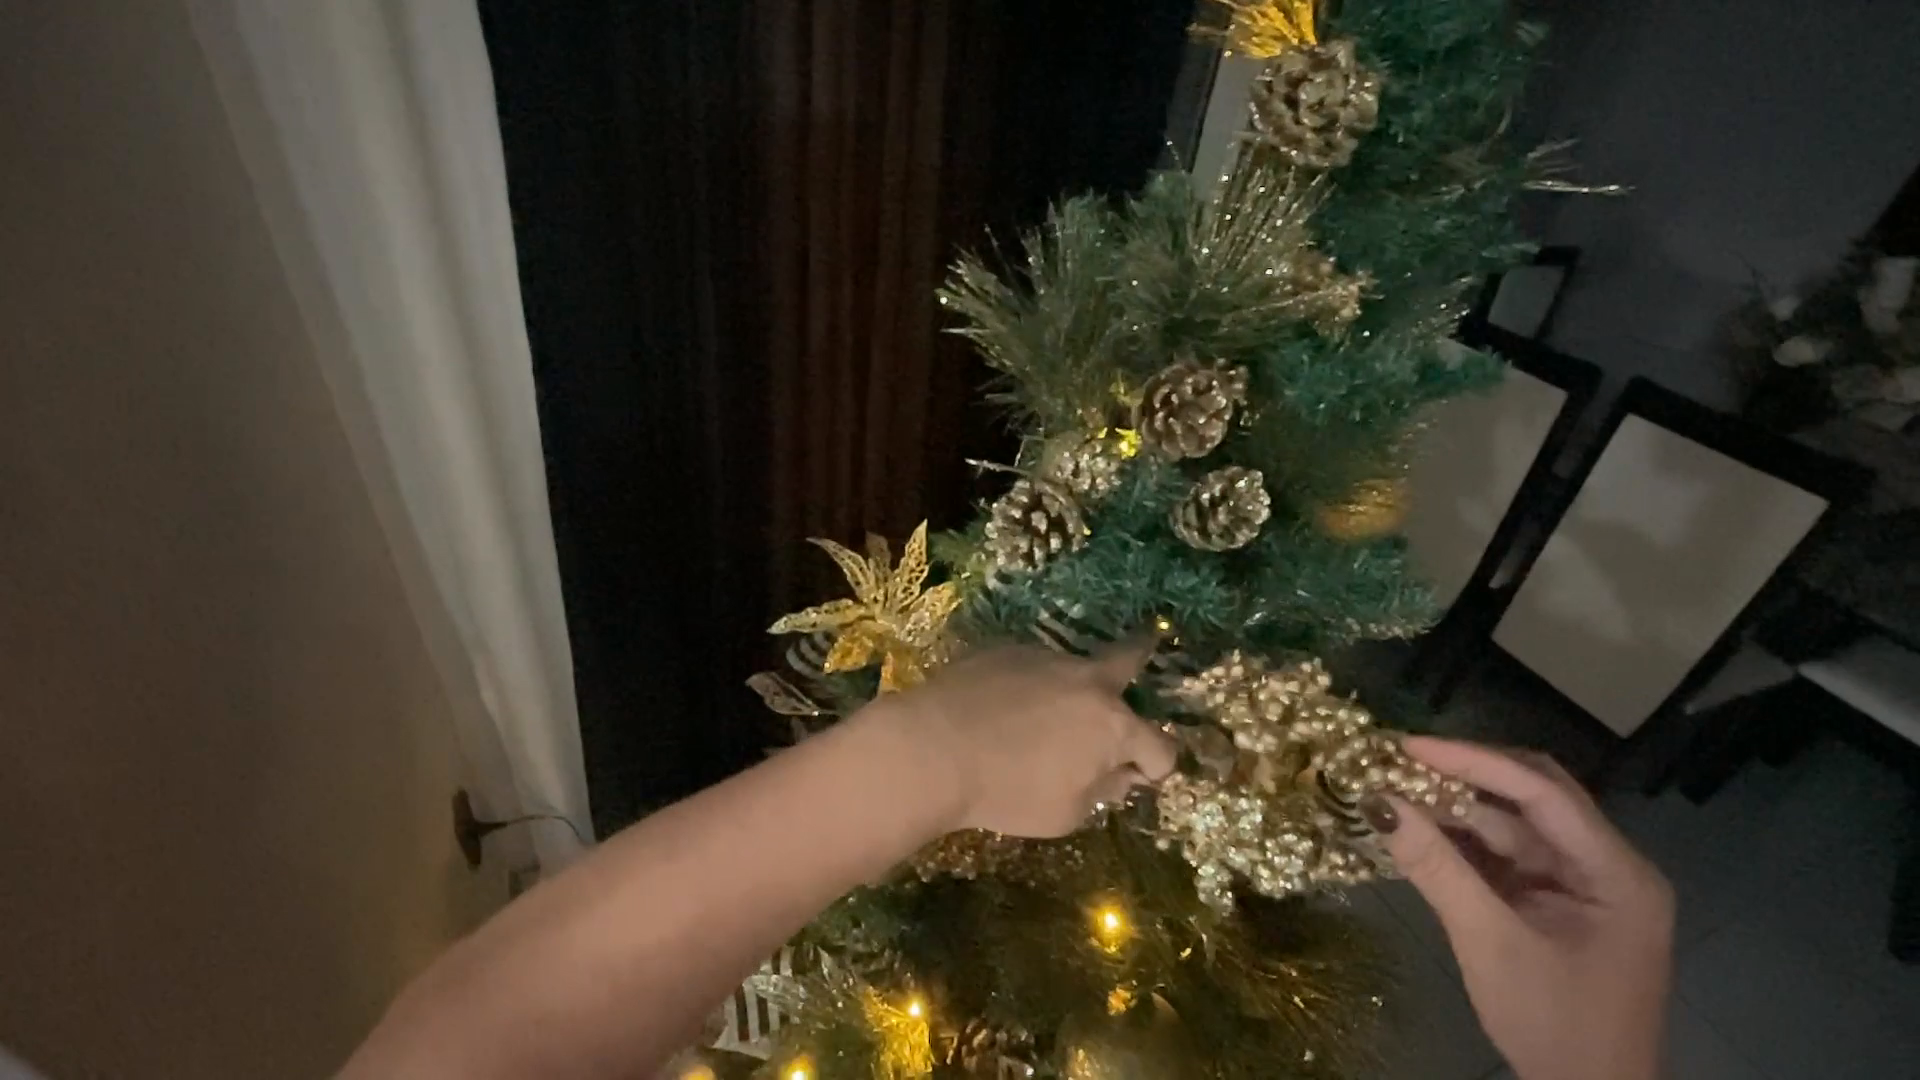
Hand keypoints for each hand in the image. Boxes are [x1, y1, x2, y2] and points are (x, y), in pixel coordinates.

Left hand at [865, 641, 1177, 838]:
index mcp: (1113, 726)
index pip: (1160, 747)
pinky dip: (1027, 684)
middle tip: (1149, 642)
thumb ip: (1103, 789)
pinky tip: (1001, 707)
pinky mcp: (1006, 648)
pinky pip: (1030, 666)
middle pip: (1129, 658)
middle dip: (1143, 654)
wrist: (933, 747)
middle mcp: (1087, 680)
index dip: (1155, 768)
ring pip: (1072, 667)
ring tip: (1039, 716)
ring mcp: (1044, 657)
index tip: (1138, 778)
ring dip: (1071, 687)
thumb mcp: (1066, 812)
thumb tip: (1120, 775)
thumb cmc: (1006, 792)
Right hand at [1368, 737, 1674, 1079]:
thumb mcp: (1489, 942)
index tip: (1407, 745)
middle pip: (1530, 794)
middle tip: (1397, 757)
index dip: (1472, 761)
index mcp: (1617, 873)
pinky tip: (1414, 823)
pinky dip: (1456, 835)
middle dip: (1463, 773)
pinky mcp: (1546, 896)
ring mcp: (1575, 880)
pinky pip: (1498, 849)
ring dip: (1452, 803)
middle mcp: (1603, 864)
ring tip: (1393, 785)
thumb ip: (1436, 867)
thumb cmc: (1554, 1024)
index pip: (1542, 793)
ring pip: (1508, 819)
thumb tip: (1376, 802)